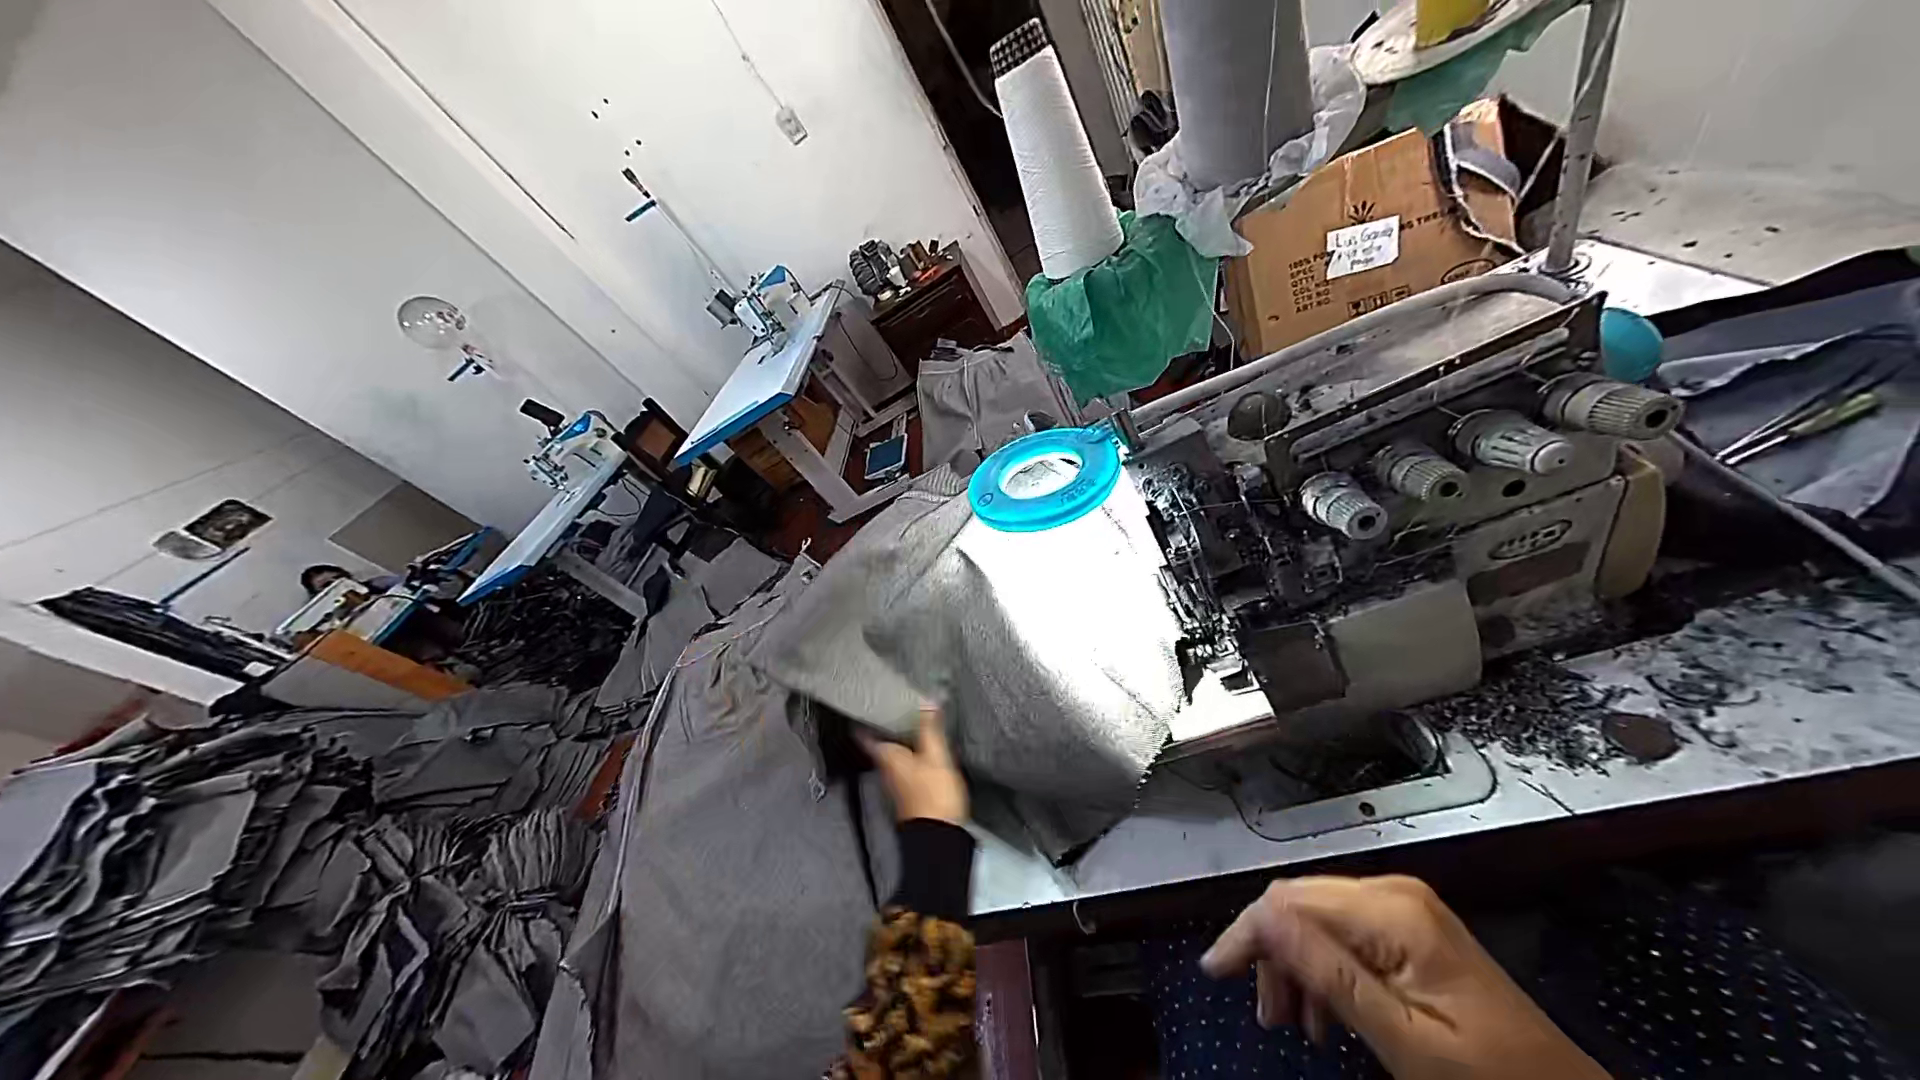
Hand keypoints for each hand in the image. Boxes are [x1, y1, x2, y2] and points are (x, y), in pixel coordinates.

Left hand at [857, 704, 966, 825]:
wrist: (939, 839)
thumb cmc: (933, 795)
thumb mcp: (936, 757)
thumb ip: (930, 729)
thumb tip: (926, 700)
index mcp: (887, 757)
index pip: (864, 734)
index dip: (862, 718)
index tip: (863, 701)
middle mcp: (886, 769)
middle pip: (879, 742)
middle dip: (883, 724)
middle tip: (891, 703)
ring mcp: (897, 782)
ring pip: (892, 753)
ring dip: (897, 737)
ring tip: (908, 719)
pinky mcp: (909, 791)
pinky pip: (904, 764)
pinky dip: (909, 751)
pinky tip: (921, 746)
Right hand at [1201, 876, 1606, 1079]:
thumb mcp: (1404, 1039)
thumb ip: (1326, 970)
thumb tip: (1258, 916)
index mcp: (1393, 911)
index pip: (1289, 900)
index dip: (1247, 932)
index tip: (1218, 971)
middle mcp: (1392, 893)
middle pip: (1298, 902)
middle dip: (1270, 952)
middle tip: (1267, 1013)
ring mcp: (1402, 907)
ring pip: (1314, 916)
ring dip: (1294, 963)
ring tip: (1294, 1020)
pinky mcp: (1408, 926)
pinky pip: (1342, 931)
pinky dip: (1322, 966)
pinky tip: (1325, 1009)